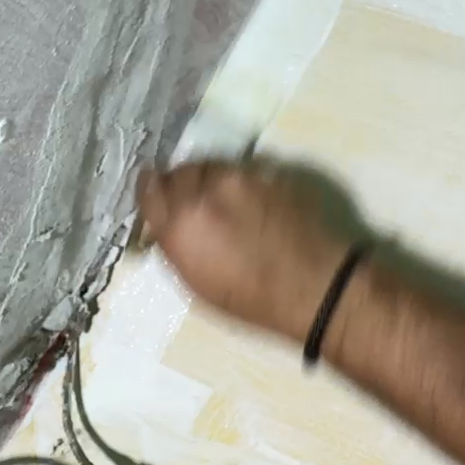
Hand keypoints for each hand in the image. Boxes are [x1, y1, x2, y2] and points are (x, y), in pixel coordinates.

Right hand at [135, 159, 360, 343]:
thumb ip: (173, 243)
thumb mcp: (195, 283)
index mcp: (178, 224)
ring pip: (208, 165)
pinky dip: (238, 181)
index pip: (148, 186)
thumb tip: (163, 225)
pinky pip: (240, 168)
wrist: (317, 288)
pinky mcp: (267, 170)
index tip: (156, 197)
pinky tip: (251, 203)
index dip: (150, 190)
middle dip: (178, 185)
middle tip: (191, 203)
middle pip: (176, 170)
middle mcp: (202, 192)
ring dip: (207, 180)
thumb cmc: (251, 299)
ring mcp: (237, 177)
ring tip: (222, 202)